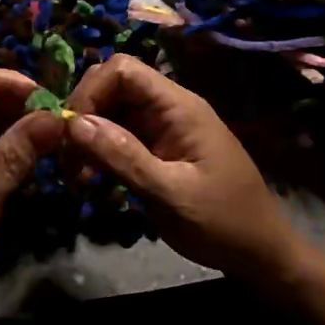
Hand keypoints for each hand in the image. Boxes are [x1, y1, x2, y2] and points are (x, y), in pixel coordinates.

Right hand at [63, 55, 319, 281]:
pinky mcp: (154, 149)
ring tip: (75, 177)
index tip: (70, 133)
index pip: (123, 70)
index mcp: (179, 107)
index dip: (90, 92)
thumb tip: (72, 123)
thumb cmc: (222, 222)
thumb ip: (122, 156)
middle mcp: (167, 108)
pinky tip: (89, 181)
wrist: (258, 253)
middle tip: (66, 159)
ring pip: (108, 113)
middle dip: (82, 116)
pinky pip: (116, 138)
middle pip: (111, 87)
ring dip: (85, 139)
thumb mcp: (170, 193)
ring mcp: (160, 128)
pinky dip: (96, 154)